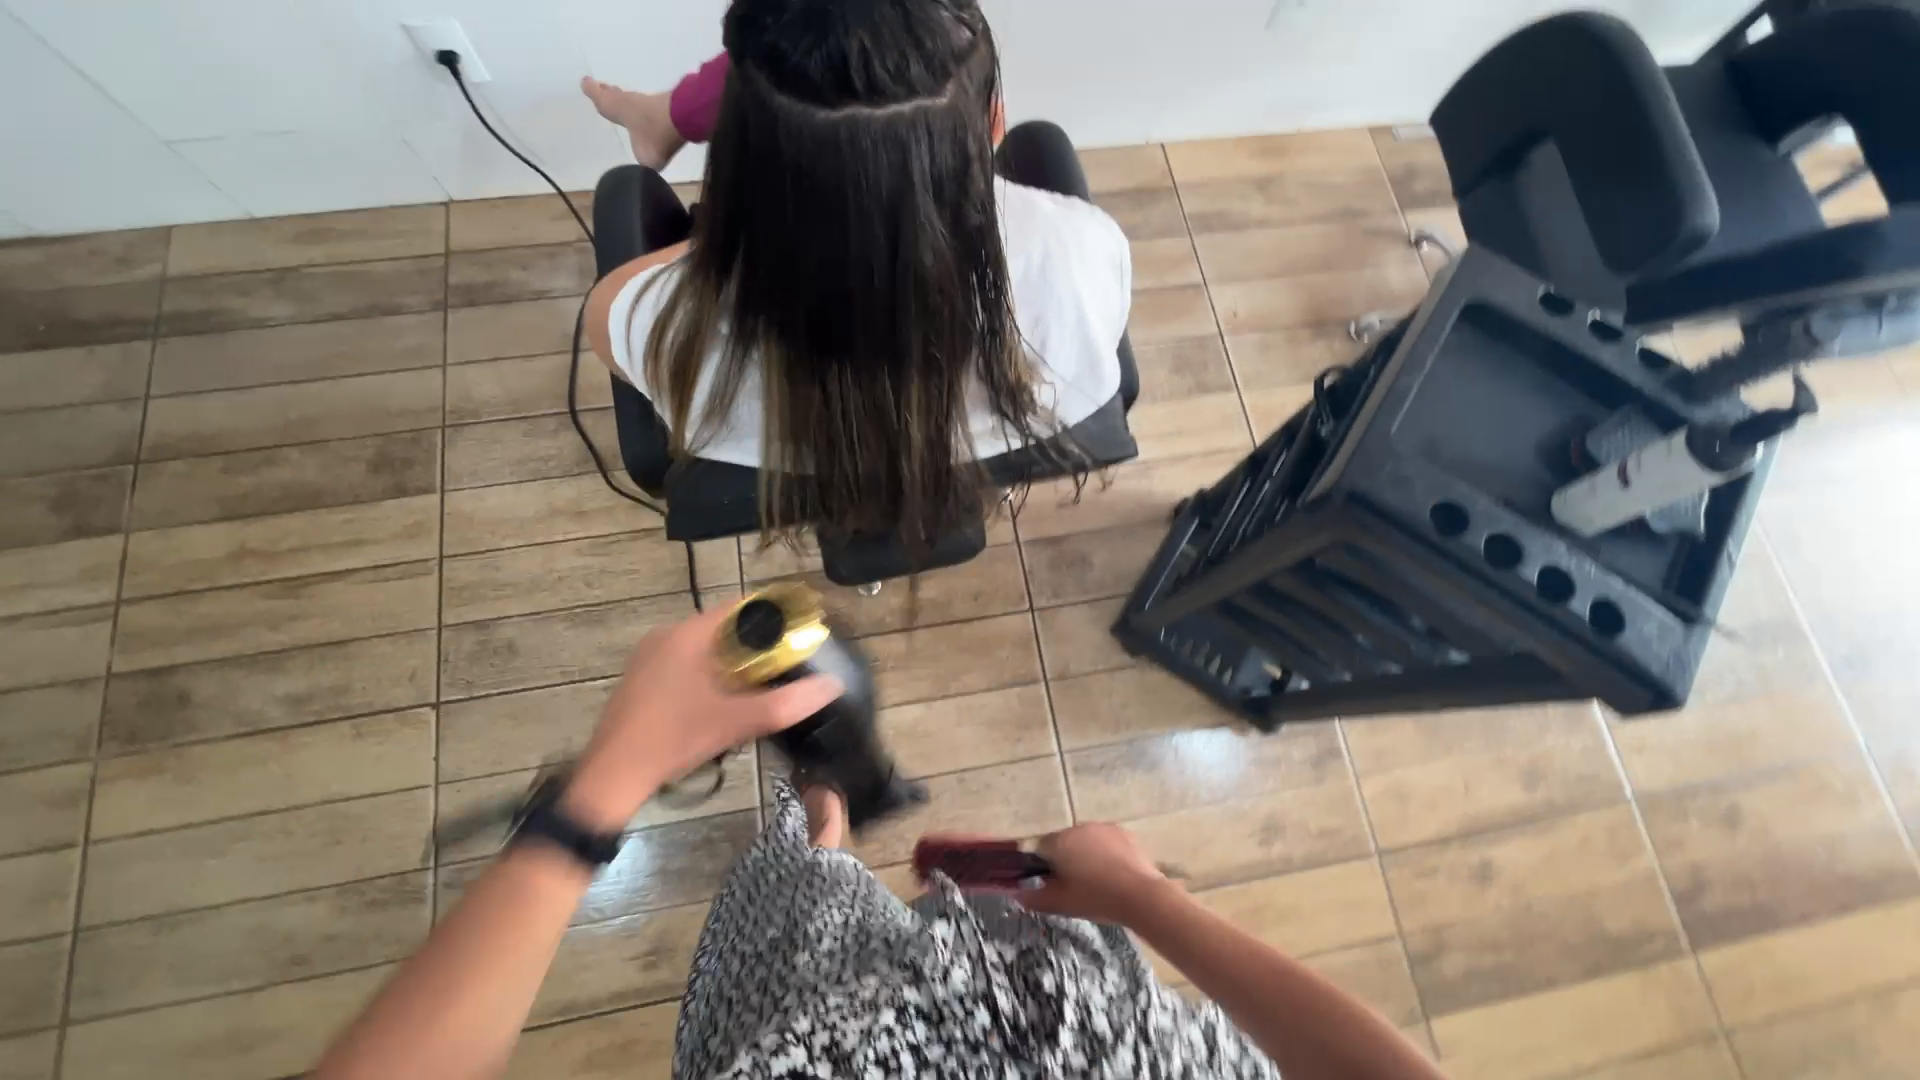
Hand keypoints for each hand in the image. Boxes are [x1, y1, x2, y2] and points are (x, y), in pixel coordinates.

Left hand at [563, 606, 842, 830]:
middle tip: (785, 668)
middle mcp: (666, 636)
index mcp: (687, 634)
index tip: (800, 634)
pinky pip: (688, 664)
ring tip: (760, 688)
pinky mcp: (643, 679)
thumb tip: (831, 686)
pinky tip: (724, 703)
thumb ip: (786, 703)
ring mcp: (650, 657)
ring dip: (734, 665)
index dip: (774, 617)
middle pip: (725, 629)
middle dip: (757, 647)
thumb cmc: (674, 739)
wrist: (613, 776)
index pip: (741, 608)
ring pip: (706, 649)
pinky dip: (712, 676)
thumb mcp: (735, 722)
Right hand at [1020, 822, 1178, 925]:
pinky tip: (1115, 873)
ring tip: (1098, 881)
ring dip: (1086, 854)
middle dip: (1066, 860)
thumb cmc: (1096, 898)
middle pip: (1064, 842)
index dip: (1044, 867)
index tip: (1053, 884)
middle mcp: (1079, 827)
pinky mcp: (1124, 832)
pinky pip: (1106, 841)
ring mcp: (1103, 827)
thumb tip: (1017, 894)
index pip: (1040, 849)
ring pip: (1086, 840)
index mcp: (1059, 841)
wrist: (1141, 895)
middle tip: (1076, 886)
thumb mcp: (1062, 904)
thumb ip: (1036, 898)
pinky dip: (1106, 853)